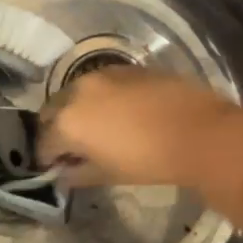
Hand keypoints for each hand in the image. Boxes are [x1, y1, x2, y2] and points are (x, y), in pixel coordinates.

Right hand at [36, 67, 242, 189]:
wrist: (200, 132)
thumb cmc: (148, 161)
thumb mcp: (107, 174)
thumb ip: (77, 173)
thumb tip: (64, 173)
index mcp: (67, 122)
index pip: (43, 143)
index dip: (46, 159)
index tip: (54, 168)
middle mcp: (77, 92)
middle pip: (52, 111)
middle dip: (56, 129)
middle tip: (71, 148)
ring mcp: (102, 75)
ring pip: (76, 93)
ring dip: (77, 110)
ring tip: (95, 128)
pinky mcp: (126, 67)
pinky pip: (101, 83)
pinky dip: (100, 98)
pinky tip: (118, 112)